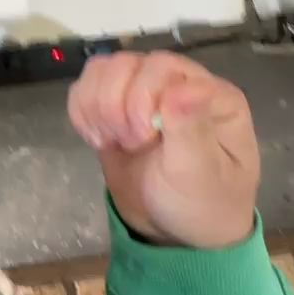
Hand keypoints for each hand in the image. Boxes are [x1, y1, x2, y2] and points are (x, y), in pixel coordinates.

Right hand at [67, 52, 258, 248]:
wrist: (173, 230)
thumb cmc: (201, 205)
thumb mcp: (200, 175)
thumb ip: (191, 130)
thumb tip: (185, 87)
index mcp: (212, 96)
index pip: (162, 68)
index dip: (141, 98)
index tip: (143, 141)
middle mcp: (178, 84)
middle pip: (127, 64)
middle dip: (116, 105)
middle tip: (128, 144)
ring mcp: (144, 93)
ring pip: (102, 70)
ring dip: (96, 106)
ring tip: (111, 141)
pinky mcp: (115, 105)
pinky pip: (85, 86)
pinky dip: (81, 111)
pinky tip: (97, 138)